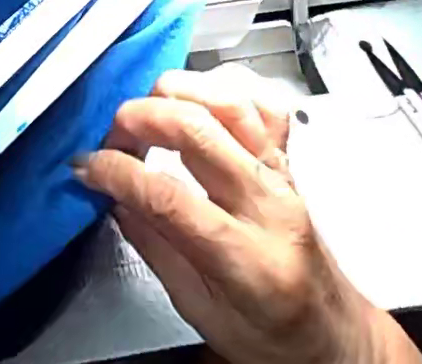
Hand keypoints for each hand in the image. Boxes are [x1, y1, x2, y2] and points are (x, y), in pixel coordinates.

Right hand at [75, 69, 421, 363]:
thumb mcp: (200, 312)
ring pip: (229, 100)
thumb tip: (110, 194)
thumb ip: (152, 246)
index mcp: (249, 262)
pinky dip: (219, 84)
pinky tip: (195, 97)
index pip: (170, 198)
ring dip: (175, 93)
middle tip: (112, 136)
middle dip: (139, 119)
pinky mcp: (284, 153)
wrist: (334, 335)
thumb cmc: (272, 337)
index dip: (117, 173)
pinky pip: (259, 97)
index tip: (87, 166)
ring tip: (148, 111)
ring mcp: (281, 171)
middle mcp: (270, 204)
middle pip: (198, 131)